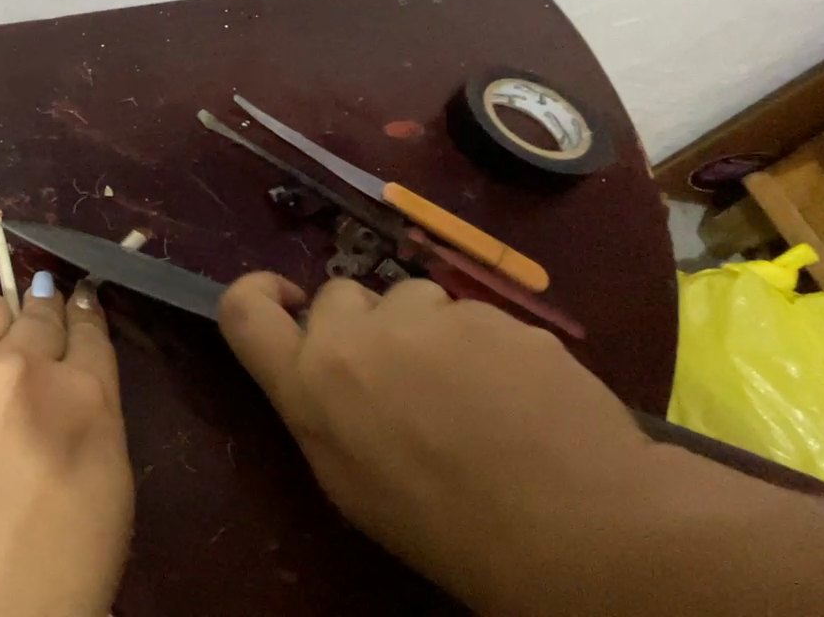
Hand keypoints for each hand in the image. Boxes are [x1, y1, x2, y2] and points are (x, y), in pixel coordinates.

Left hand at [0, 261, 132, 616]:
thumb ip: (99, 424)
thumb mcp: (105, 507)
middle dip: (48, 310)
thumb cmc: (42, 588)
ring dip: (3, 305)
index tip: (85, 303)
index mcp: (83, 404)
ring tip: (6, 301)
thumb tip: (82, 375)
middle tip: (49, 309)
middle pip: (39, 316)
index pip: (91, 336)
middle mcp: (19, 368)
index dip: (89, 317)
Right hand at [217, 273, 658, 608]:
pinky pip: (473, 314)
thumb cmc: (448, 527)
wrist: (580, 531)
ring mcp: (423, 319)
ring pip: (410, 298)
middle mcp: (352, 339)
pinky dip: (487, 343)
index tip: (289, 299)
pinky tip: (520, 394)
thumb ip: (322, 407)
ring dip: (425, 329)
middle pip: (338, 295)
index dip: (258, 291)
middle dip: (362, 323)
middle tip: (401, 373)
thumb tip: (327, 370)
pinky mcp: (488, 314)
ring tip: (471, 389)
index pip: (243, 309)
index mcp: (308, 386)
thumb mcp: (350, 481)